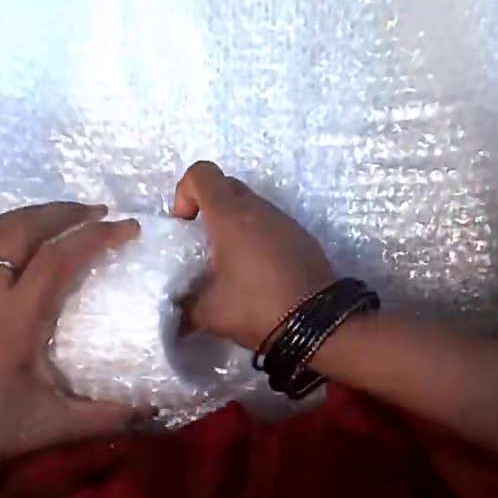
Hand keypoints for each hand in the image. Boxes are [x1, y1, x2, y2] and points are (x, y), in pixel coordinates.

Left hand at [0, 203, 147, 465]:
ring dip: (29, 214)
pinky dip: (2, 229)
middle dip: (62, 212)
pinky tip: (20, 240)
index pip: (58, 259)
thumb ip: (106, 416)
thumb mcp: (54, 424)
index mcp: (16, 317)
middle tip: (97, 211)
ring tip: (60, 215)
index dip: (95, 237)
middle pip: (21, 229)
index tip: (127, 228)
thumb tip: (152, 413)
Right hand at [172, 161, 335, 349]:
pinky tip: (259, 273)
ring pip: (253, 206)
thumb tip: (179, 317)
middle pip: (227, 186)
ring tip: (232, 263)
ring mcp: (286, 221)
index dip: (185, 191)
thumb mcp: (210, 313)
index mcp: (230, 216)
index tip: (185, 226)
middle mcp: (259, 210)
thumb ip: (187, 306)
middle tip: (205, 243)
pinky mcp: (304, 238)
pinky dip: (260, 238)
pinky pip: (273, 225)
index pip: (201, 173)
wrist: (318, 324)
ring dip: (237, 224)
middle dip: (209, 206)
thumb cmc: (256, 307)